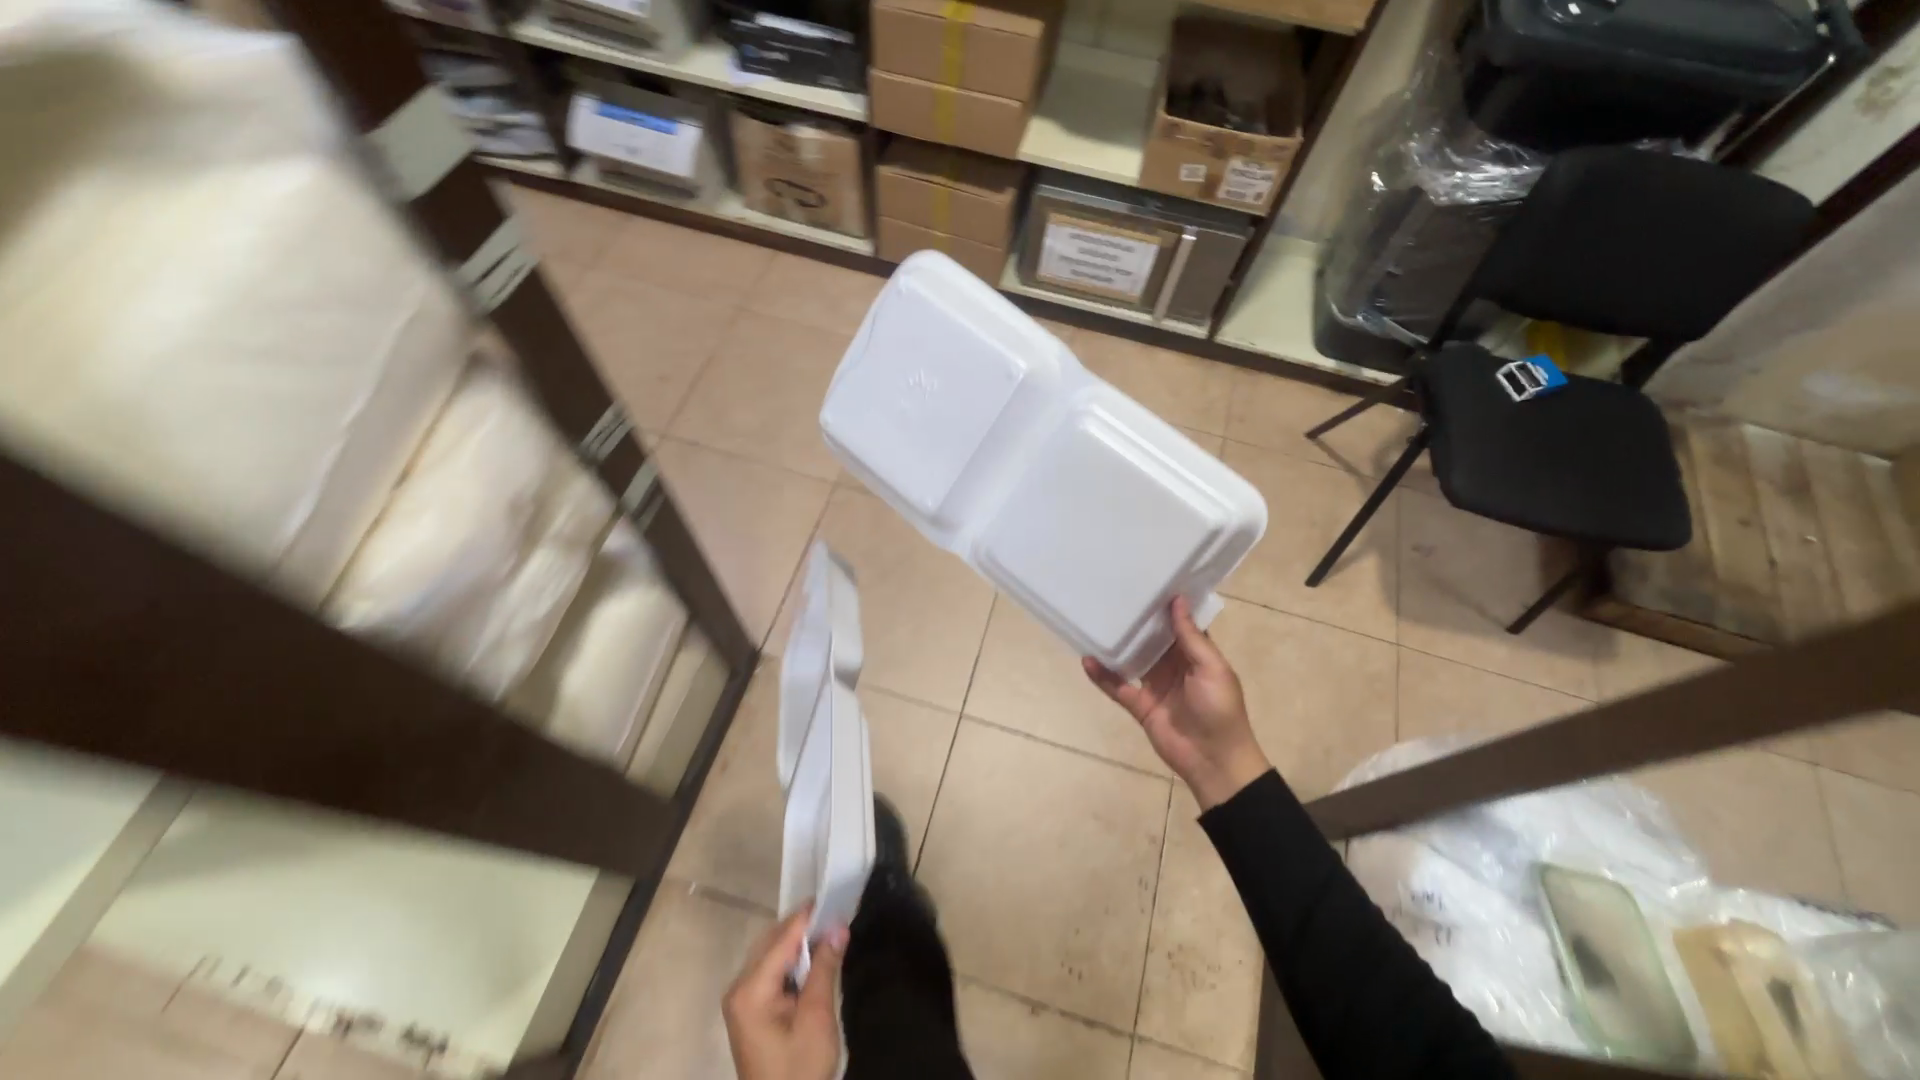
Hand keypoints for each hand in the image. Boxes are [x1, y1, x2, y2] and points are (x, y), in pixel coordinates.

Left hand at [723, 906, 847, 1079]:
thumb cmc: (800, 1067)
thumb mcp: (816, 1017)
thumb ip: (824, 967)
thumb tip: (838, 927)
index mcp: (750, 989)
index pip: (781, 939)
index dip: (807, 917)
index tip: (833, 896)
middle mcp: (739, 988)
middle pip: (771, 943)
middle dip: (802, 928)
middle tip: (836, 913)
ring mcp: (741, 1000)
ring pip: (770, 955)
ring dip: (798, 943)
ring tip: (830, 931)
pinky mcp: (750, 1010)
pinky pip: (770, 972)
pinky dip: (791, 961)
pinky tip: (813, 958)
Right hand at [1084, 596, 1269, 809]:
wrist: (1214, 760)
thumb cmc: (1220, 709)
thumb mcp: (1211, 668)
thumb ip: (1191, 637)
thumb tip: (1177, 601)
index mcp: (1197, 656)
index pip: (1179, 624)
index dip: (1166, 606)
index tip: (1149, 580)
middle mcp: (1174, 667)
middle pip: (1152, 639)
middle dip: (1137, 621)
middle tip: (1113, 592)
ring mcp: (1155, 686)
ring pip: (1132, 660)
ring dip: (1117, 645)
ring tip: (1095, 620)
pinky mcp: (1140, 705)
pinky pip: (1117, 687)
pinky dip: (1102, 676)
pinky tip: (1087, 660)